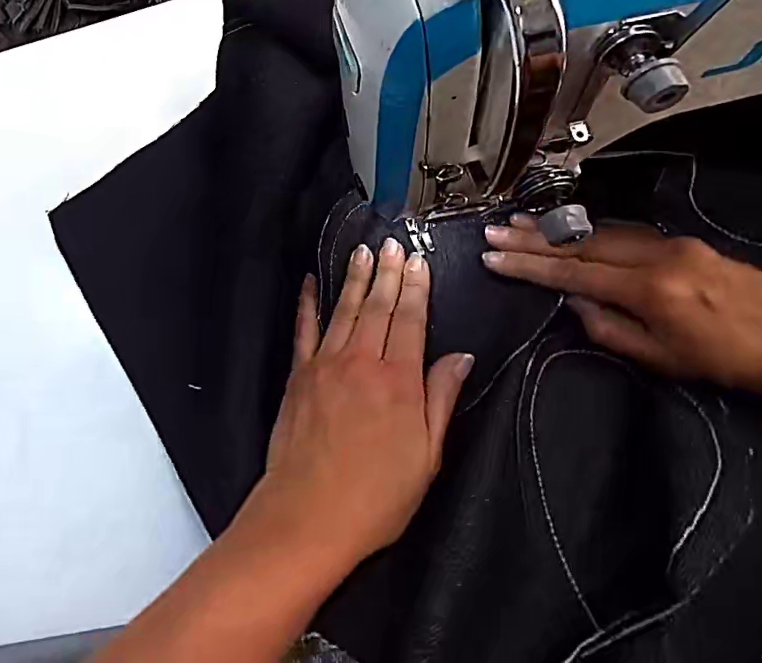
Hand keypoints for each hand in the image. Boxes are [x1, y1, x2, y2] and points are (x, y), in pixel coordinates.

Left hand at [231, 240, 474, 574]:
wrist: (307, 517)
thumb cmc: (375, 496)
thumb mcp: (426, 455)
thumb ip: (441, 398)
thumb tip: (461, 358)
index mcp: (399, 381)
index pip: (412, 321)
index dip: (417, 288)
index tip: (419, 262)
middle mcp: (363, 363)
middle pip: (379, 307)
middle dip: (388, 273)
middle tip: (392, 244)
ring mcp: (327, 366)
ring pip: (344, 310)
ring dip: (355, 278)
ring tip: (362, 252)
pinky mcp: (299, 376)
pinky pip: (305, 330)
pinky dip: (307, 304)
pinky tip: (309, 284)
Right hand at [481, 216, 761, 404]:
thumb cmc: (740, 361)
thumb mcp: (670, 361)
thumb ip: (614, 330)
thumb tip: (575, 303)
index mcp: (649, 289)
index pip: (573, 271)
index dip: (530, 264)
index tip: (495, 257)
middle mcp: (656, 255)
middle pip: (583, 241)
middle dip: (535, 236)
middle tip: (497, 230)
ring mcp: (672, 244)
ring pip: (603, 232)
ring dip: (561, 230)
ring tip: (523, 225)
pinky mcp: (685, 243)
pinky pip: (626, 234)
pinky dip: (593, 233)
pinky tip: (576, 231)